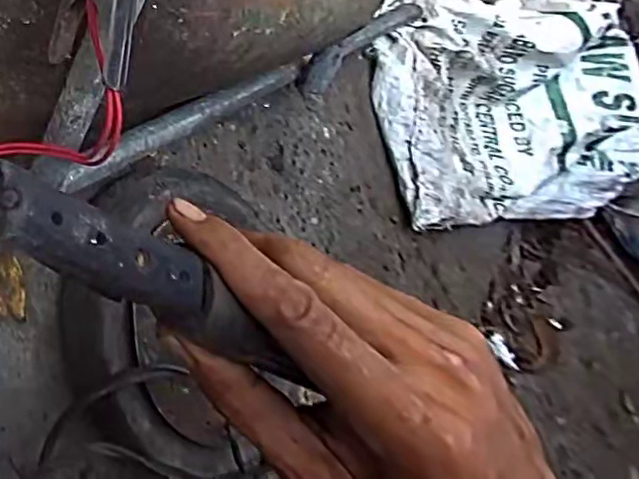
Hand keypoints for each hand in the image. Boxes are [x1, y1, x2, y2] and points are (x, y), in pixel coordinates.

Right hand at [160, 199, 552, 478]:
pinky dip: (317, 280)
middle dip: (244, 247)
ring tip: (245, 282)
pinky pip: (362, 280)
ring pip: (332, 265)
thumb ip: (245, 404)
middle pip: (311, 267)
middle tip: (199, 249)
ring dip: (276, 261)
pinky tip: (302, 304)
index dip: (229, 253)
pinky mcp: (454, 325)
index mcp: (411, 418)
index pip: (295, 306)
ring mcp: (454, 339)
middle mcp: (441, 366)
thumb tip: (183, 336)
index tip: (187, 219)